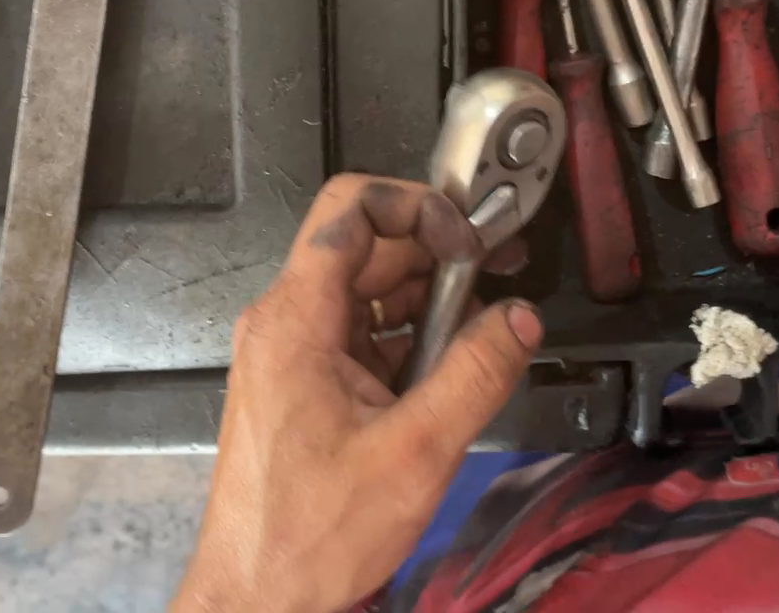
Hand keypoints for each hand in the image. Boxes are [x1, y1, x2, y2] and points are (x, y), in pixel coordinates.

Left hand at [172, 175, 543, 612]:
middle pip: (369, 245)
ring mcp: (298, 346)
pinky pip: (367, 326)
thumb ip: (476, 374)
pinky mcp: (309, 374)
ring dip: (429, 294)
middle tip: (496, 271)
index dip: (415, 205)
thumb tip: (522, 317)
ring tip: (480, 322)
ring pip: (371, 285)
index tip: (465, 240)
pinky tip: (447, 360)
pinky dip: (411, 331)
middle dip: (437, 251)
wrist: (256, 602)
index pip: (350, 208)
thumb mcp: (414, 452)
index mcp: (298, 317)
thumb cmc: (315, 534)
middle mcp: (289, 318)